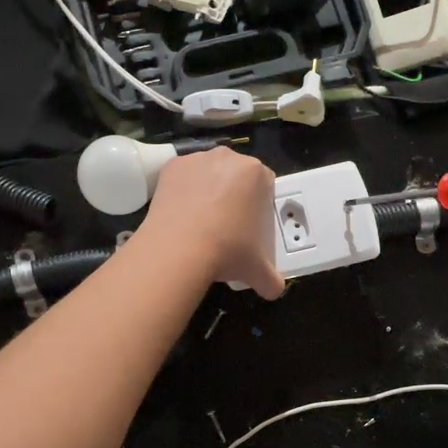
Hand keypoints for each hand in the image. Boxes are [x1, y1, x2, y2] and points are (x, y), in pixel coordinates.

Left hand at [140, 148, 285, 298]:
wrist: (178, 250)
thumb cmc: (226, 251)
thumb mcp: (256, 268)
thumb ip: (271, 278)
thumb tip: (276, 290)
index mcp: (255, 173)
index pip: (265, 183)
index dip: (260, 203)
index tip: (252, 223)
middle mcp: (227, 157)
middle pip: (236, 175)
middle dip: (234, 194)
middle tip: (228, 224)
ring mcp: (196, 159)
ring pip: (209, 173)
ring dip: (209, 190)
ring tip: (202, 222)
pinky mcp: (171, 166)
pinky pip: (183, 177)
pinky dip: (183, 191)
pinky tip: (183, 215)